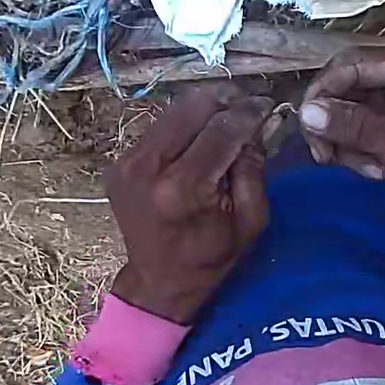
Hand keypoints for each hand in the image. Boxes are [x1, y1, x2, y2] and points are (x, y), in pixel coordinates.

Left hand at [105, 86, 272, 323]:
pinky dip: (180, 130)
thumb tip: (256, 124)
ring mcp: (127, 163)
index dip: (248, 111)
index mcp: (183, 188)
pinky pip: (157, 130)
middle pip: (193, 108)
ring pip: (172, 113)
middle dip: (224, 104)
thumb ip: (254, 168)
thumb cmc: (210, 257)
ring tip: (222, 127)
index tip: (266, 105)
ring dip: (201, 114)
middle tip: (244, 112)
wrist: (158, 280)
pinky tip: (195, 145)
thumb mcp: (250, 220)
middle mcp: (149, 168)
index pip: (221, 128)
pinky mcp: (118, 164)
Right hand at [298, 43, 384, 209]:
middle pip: (343, 84)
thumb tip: (306, 112)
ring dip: (344, 141)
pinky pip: (352, 121)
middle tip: (326, 155)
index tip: (309, 126)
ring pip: (342, 106)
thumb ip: (354, 127)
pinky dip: (352, 146)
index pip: (353, 64)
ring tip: (367, 167)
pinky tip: (371, 166)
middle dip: (332, 123)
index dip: (324, 92)